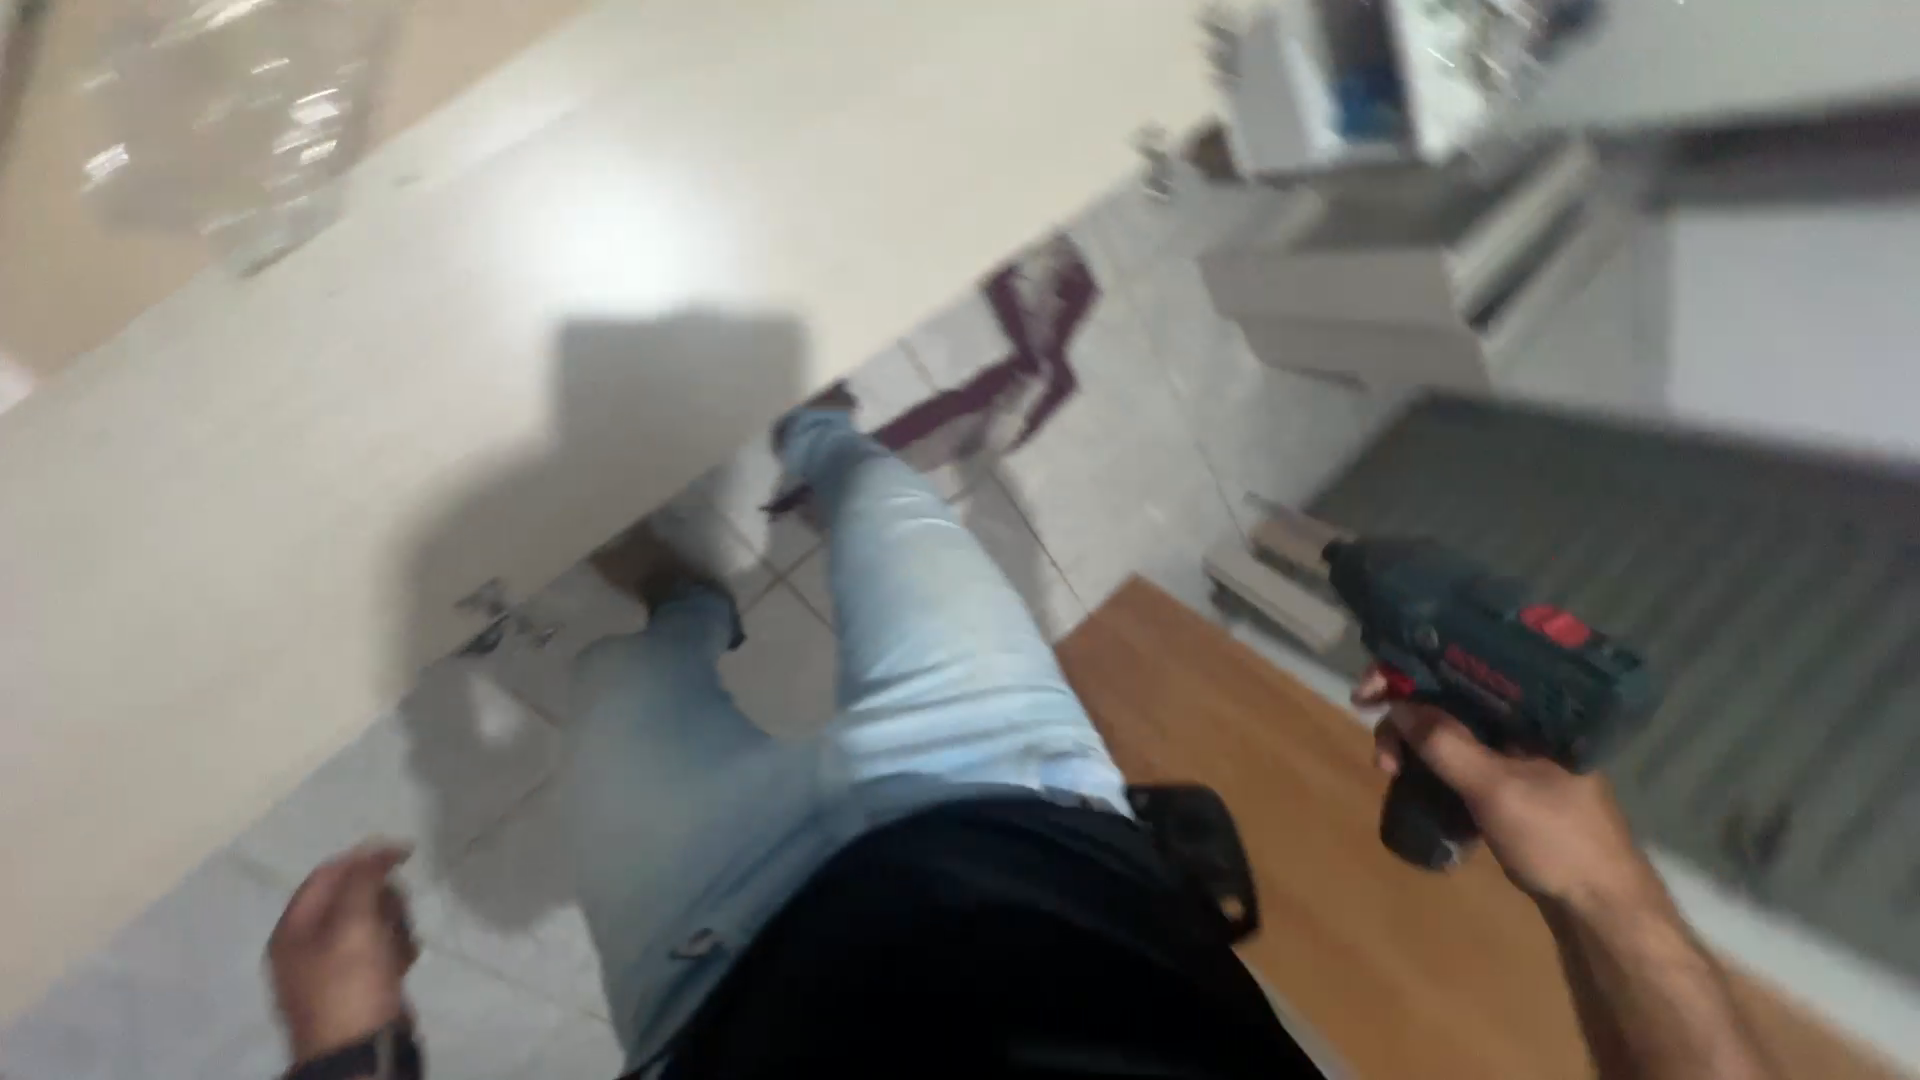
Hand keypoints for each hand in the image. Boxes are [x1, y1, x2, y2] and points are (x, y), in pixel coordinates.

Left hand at [267, 842, 418, 1062]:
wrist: (360, 1045)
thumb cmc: (350, 981)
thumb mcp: (355, 923)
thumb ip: (364, 880)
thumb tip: (379, 846)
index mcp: (294, 928)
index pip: (329, 872)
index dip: (366, 857)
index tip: (406, 852)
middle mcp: (308, 941)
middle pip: (355, 894)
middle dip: (385, 897)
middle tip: (397, 911)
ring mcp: (333, 961)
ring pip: (374, 917)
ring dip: (395, 921)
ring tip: (400, 942)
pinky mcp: (358, 976)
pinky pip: (382, 943)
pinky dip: (397, 944)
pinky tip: (403, 958)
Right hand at [1354, 670, 1661, 911]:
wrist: (1601, 908)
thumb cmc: (1558, 839)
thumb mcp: (1494, 788)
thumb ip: (1444, 743)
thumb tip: (1395, 704)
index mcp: (1530, 710)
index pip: (1459, 669)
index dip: (1408, 672)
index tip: (1367, 692)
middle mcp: (1520, 722)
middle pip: (1443, 699)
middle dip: (1401, 718)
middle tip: (1380, 754)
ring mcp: (1512, 751)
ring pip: (1444, 729)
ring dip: (1408, 744)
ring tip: (1388, 773)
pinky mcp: (1503, 779)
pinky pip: (1453, 756)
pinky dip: (1425, 763)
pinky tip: (1406, 780)